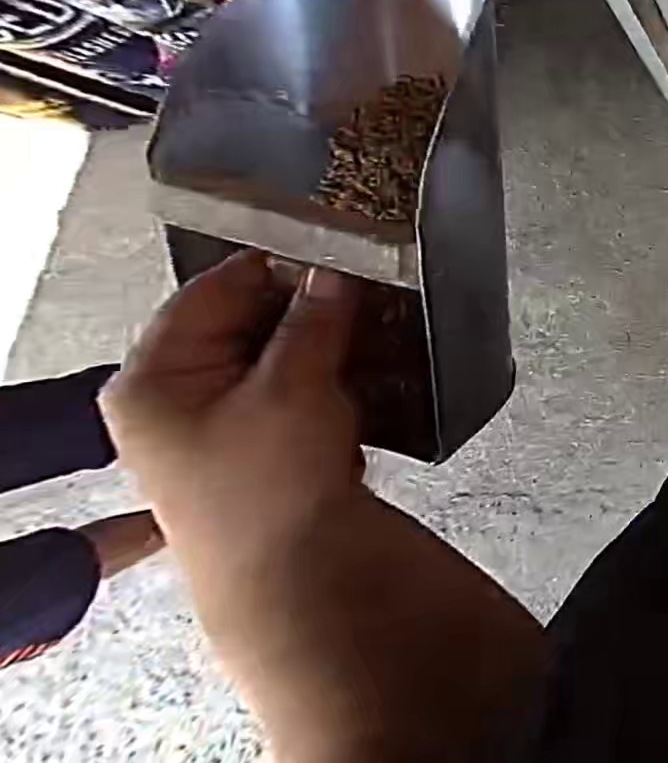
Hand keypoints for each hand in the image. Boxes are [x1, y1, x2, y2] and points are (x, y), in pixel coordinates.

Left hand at [102, 251, 363, 559]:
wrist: (290, 558)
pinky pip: (293, 375)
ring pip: (275, 347)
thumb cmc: (270, 478)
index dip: (273, 266)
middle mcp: (176, 390)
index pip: (210, 293)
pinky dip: (328, 359)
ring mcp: (217, 412)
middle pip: (243, 319)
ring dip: (324, 331)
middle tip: (365, 284)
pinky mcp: (259, 428)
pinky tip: (365, 355)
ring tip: (374, 317)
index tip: (334, 249)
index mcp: (154, 377)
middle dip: (306, 301)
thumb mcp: (295, 387)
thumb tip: (334, 271)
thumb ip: (314, 322)